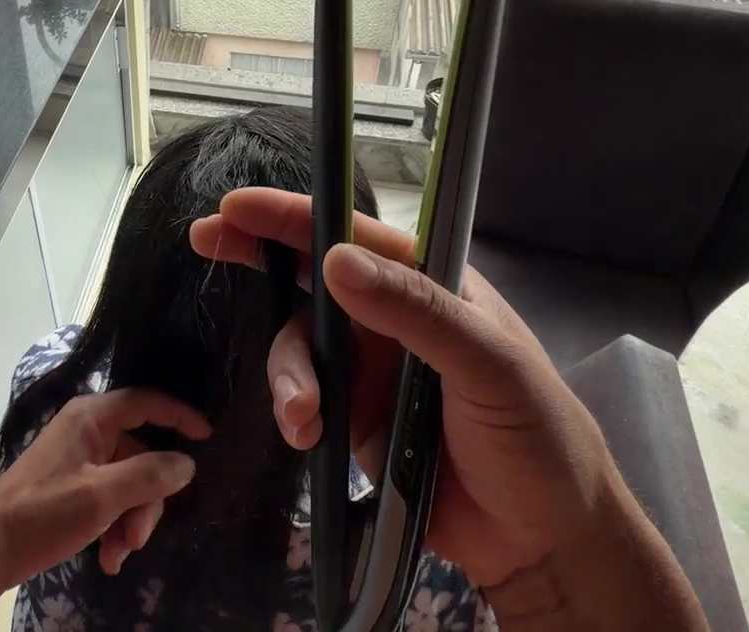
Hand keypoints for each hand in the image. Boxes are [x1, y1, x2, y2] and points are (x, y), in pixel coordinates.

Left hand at [0, 390, 208, 631]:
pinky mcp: (72, 482)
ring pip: (127, 479)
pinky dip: (114, 523)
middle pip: (140, 452)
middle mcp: (88, 428)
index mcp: (92, 417)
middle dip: (147, 498)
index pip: (146, 401)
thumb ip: (148, 476)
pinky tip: (107, 556)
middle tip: (138, 537)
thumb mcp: (101, 496)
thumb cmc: (44, 512)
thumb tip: (187, 463)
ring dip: (131, 518)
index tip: (207, 435)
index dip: (179, 415)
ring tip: (117, 554)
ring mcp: (79, 455)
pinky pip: (109, 494)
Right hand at [190, 189, 702, 631]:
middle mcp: (390, 315)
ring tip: (302, 417)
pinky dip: (294, 409)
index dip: (294, 215)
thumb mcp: (488, 364)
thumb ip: (416, 310)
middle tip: (206, 238)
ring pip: (299, 344)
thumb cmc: (536, 435)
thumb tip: (333, 262)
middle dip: (257, 254)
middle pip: (310, 274)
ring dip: (287, 373)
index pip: (353, 234)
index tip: (238, 207)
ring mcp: (367, 366)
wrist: (542, 540)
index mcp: (428, 283)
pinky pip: (303, 395)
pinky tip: (305, 434)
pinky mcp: (351, 416)